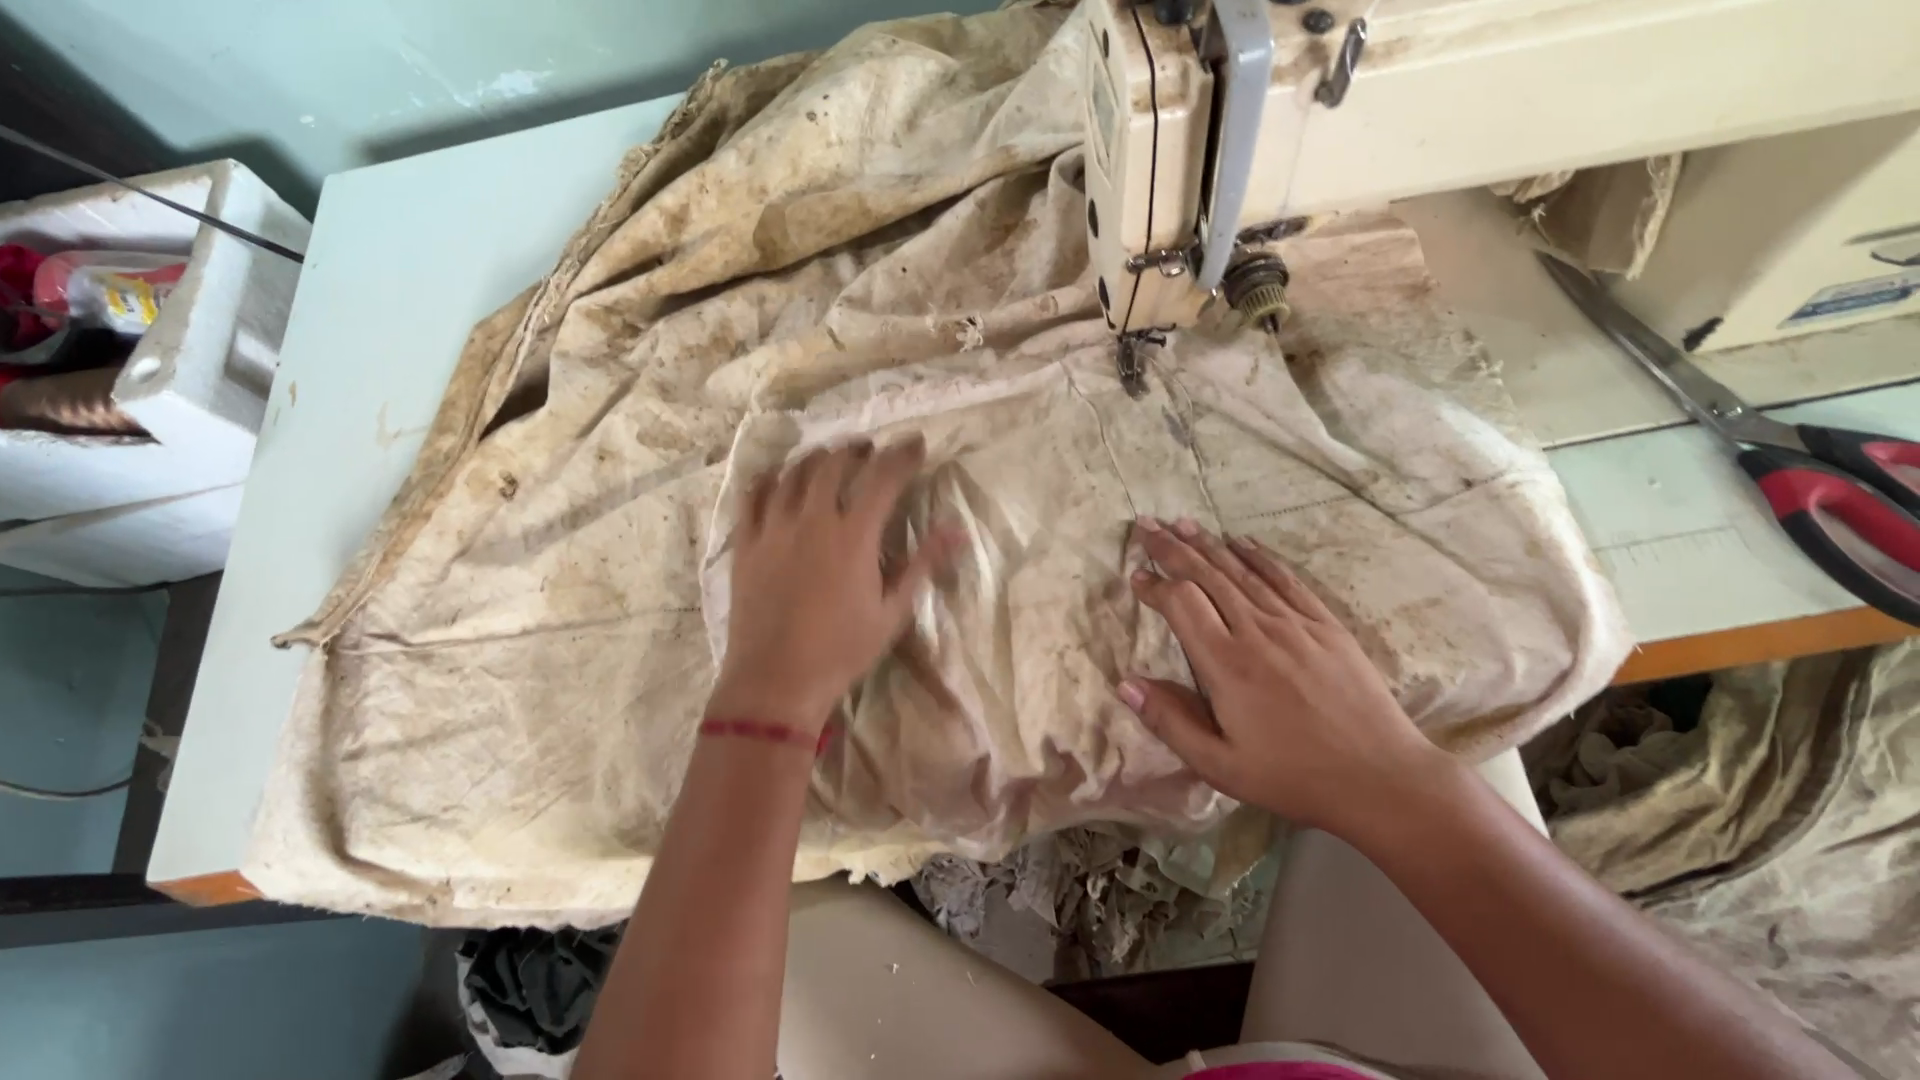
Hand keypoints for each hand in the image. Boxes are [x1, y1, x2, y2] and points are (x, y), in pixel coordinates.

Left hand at [709, 436, 954, 733]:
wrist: (776, 679)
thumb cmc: (842, 650)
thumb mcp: (892, 612)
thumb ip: (922, 565)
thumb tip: (957, 530)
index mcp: (852, 536)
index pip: (882, 478)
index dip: (902, 455)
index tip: (916, 444)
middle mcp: (811, 520)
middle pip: (834, 464)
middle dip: (857, 450)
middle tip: (870, 450)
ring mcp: (773, 529)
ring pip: (792, 473)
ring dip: (816, 458)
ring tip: (829, 458)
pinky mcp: (746, 544)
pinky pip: (752, 496)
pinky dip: (768, 478)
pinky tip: (778, 477)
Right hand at [1118, 517, 1453, 835]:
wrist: (1381, 777)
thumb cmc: (1293, 776)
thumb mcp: (1220, 766)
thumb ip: (1170, 722)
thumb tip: (1125, 685)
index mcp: (1227, 665)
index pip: (1182, 605)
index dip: (1155, 586)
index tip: (1134, 576)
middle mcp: (1258, 632)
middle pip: (1208, 576)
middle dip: (1173, 549)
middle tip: (1147, 525)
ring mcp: (1296, 624)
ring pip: (1243, 572)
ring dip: (1209, 544)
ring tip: (1183, 523)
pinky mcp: (1326, 625)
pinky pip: (1286, 580)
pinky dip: (1260, 557)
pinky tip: (1242, 542)